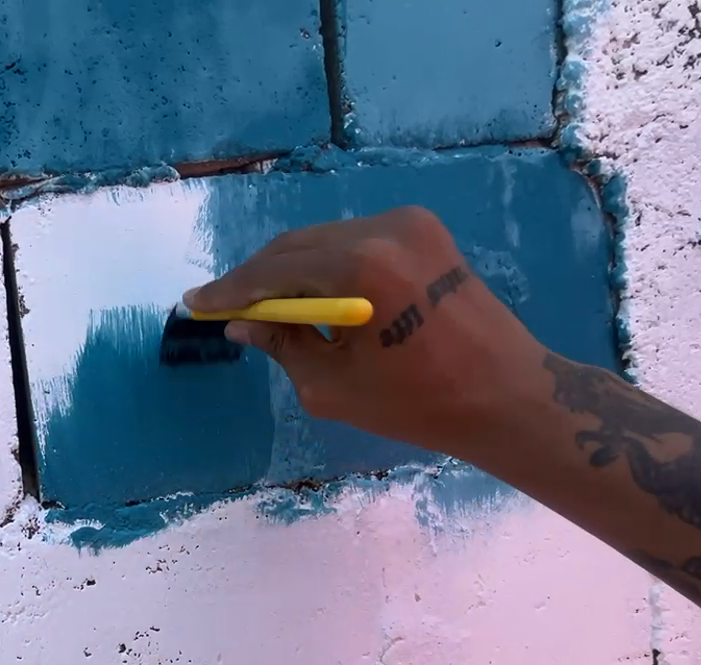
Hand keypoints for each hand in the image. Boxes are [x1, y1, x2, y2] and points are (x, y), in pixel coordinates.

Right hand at [182, 206, 546, 459]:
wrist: (505, 394)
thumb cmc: (415, 404)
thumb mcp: (331, 385)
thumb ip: (282, 346)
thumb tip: (242, 327)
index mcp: (360, 267)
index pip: (272, 271)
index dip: (229, 291)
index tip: (194, 303)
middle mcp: (383, 229)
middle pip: (293, 247)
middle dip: (253, 278)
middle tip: (222, 308)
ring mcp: (408, 224)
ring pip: (320, 241)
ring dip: (285, 272)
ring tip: (261, 307)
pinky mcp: (423, 230)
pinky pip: (350, 241)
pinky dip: (320, 267)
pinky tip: (307, 296)